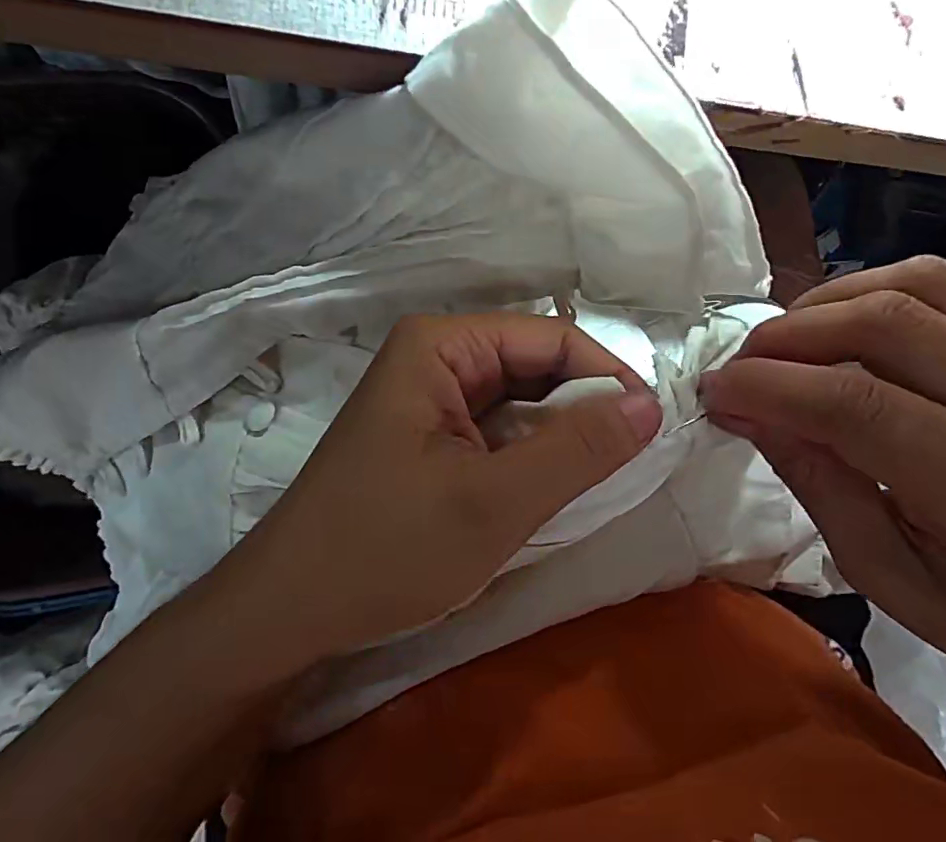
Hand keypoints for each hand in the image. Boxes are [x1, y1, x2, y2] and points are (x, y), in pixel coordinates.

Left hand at [213, 312, 662, 669]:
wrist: (291, 606)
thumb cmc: (386, 548)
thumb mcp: (495, 502)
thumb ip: (578, 449)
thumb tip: (651, 404)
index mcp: (439, 345)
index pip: (550, 338)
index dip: (607, 379)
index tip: (654, 435)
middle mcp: (431, 358)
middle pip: (532, 367)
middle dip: (580, 414)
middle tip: (625, 472)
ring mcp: (425, 399)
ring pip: (517, 404)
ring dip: (555, 442)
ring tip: (588, 490)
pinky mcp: (424, 438)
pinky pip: (493, 433)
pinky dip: (525, 460)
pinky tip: (542, 496)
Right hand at [699, 256, 945, 718]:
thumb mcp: (881, 574)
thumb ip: (812, 477)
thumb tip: (740, 402)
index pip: (868, 409)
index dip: (772, 386)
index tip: (713, 389)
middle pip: (898, 328)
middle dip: (791, 336)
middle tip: (739, 366)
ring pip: (933, 288)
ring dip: (833, 304)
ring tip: (785, 343)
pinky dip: (880, 295)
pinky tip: (842, 329)